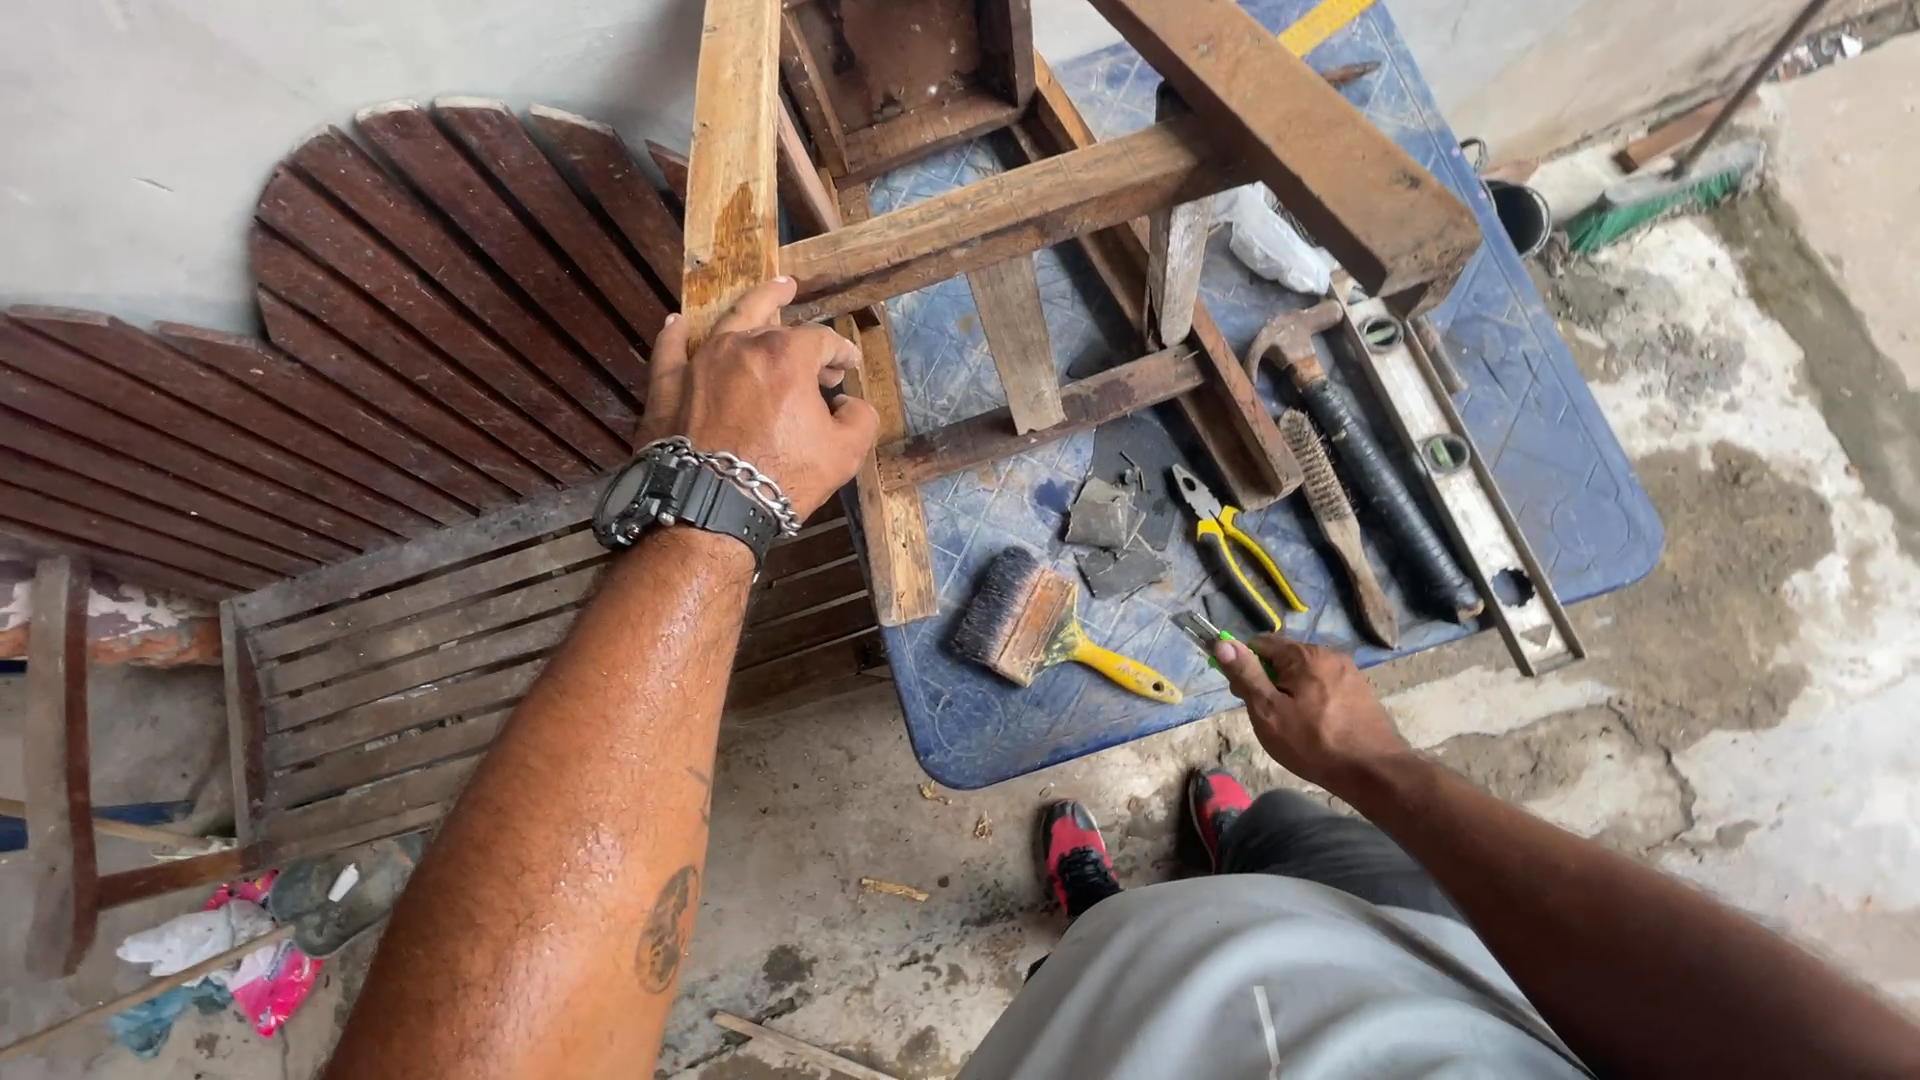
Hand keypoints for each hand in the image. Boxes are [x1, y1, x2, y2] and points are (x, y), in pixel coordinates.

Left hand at [636, 278, 879, 518]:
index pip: (823, 340)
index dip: (841, 352)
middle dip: (805, 340)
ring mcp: (700, 363)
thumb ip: (860, 417)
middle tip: (819, 358)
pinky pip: (671, 351)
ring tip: (770, 292)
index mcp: (787, 355)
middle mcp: (741, 346)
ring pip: (728, 324)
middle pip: (778, 326)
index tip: (849, 365)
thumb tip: (851, 403)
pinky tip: (678, 323)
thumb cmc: (783, 477)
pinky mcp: (668, 387)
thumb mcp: (846, 452)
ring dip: (752, 306)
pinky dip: (676, 335)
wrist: (712, 507)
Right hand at [1213, 633, 1410, 788]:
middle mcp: (1329, 654)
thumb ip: (1245, 674)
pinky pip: (1324, 686)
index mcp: (1305, 654)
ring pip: (1305, 673)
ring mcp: (1349, 673)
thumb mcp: (1268, 710)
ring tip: (1291, 724)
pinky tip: (1314, 726)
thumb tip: (1222, 644)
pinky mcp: (1361, 693)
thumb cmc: (1313, 743)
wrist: (1375, 773)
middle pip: (1284, 657)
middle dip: (1268, 679)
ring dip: (1290, 691)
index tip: (1242, 693)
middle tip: (1266, 715)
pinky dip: (1312, 699)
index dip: (1243, 664)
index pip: (1260, 643)